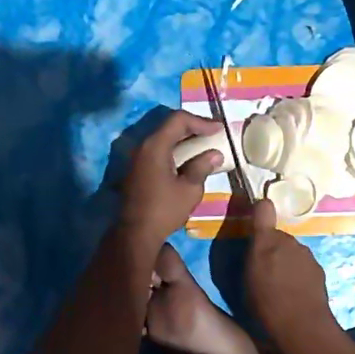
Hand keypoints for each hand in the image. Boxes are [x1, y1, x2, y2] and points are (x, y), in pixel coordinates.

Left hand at [118, 111, 221, 254]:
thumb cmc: (164, 210)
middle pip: (168, 126)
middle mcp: (142, 147)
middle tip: (212, 134)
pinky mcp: (136, 170)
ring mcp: (136, 158)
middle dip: (192, 128)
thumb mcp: (189, 189)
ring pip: (162, 139)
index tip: (218, 130)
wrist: (136, 233)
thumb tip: (215, 154)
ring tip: (203, 146)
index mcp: (155, 146)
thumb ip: (202, 167)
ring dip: (183, 140)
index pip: (178, 120)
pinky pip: (157, 151)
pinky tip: (187, 161)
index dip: (200, 121)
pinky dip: (173, 150)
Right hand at [246, 198, 338, 342]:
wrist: (301, 324)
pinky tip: (294, 292)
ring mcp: (306, 255)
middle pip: (279, 237)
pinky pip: (303, 265)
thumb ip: (252, 254)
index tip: (258, 212)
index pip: (264, 210)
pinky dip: (298, 273)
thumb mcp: (248, 279)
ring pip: (292, 251)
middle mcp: (289, 241)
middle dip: (272, 247)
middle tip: (264, 269)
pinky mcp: (318, 270)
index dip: (261, 209)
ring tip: (279, 285)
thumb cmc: (265, 303)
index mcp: (266, 242)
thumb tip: (257, 245)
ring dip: (286, 261)